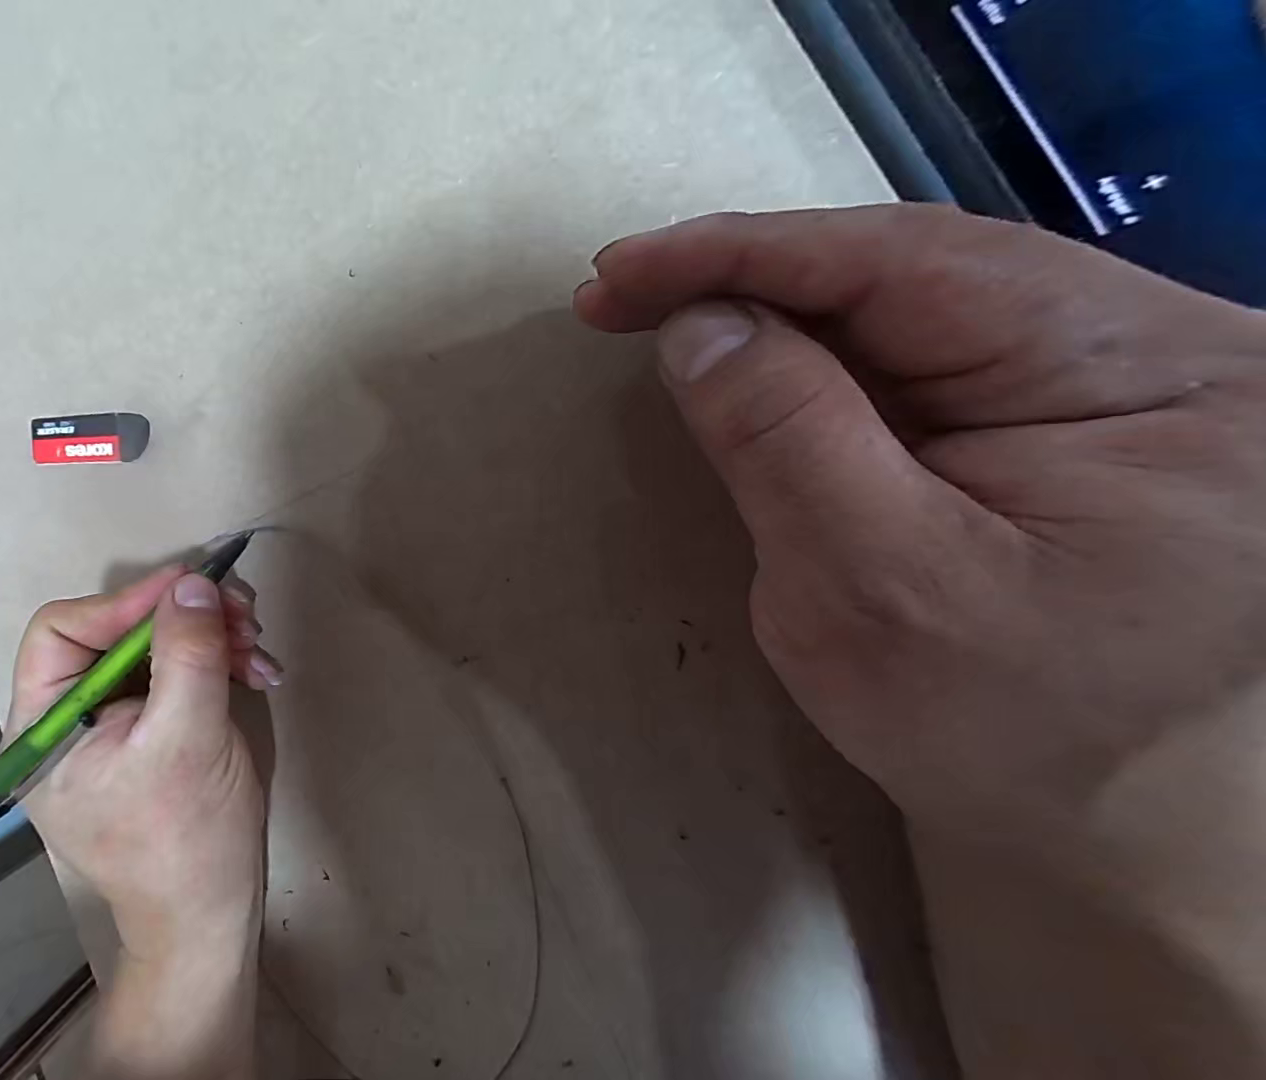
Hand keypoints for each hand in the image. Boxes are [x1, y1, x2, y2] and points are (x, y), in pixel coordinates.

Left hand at [6, 564, 278, 957]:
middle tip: (243, 614)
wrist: (213, 914)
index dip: (127, 601)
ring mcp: (114, 721)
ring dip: (212, 634)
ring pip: (155, 644)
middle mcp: (71, 717)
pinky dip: (220, 660)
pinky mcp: (153, 724)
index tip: (191, 585)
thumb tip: (191, 582)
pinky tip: (257, 670)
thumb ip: (188, 655)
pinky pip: (179, 669)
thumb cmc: (187, 841)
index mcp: (45, 727)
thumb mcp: (189, 739)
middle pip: (118, 632)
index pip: (65, 631)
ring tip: (257, 646)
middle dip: (184, 617)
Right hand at [575, 206, 1265, 1076]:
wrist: (1114, 819)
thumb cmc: (1003, 722)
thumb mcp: (869, 582)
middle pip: (899, 268)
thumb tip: (695, 327)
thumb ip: (781, 437)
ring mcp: (1090, 378)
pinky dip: (796, 349)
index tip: (616, 272)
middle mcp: (1141, 342)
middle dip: (737, 273)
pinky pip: (896, 356)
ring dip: (760, 304)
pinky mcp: (1034, 420)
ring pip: (892, 306)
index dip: (738, 254)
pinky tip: (740, 352)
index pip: (902, 264)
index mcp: (1143, 370)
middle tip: (617, 293)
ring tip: (657, 311)